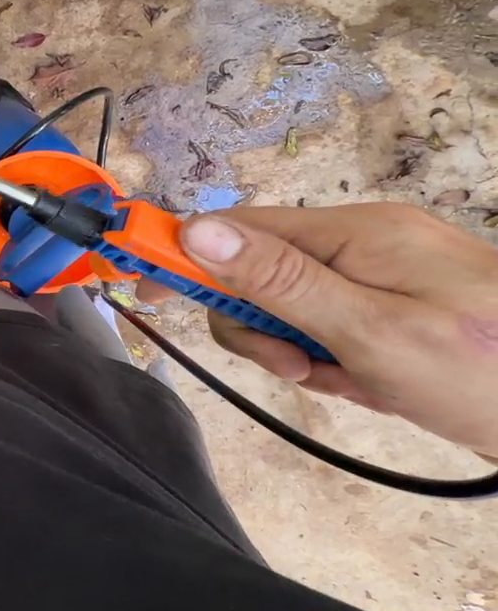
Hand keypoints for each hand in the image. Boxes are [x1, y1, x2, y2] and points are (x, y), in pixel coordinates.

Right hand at [179, 203, 497, 456]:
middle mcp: (365, 242)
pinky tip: (366, 381)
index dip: (182, 257)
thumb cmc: (490, 376)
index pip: (234, 229)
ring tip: (337, 381)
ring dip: (292, 346)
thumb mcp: (372, 332)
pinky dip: (329, 355)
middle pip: (256, 270)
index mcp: (357, 232)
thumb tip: (191, 230)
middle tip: (289, 368)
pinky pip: (326, 323)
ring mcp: (384, 275)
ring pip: (287, 303)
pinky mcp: (398, 307)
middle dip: (255, 323)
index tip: (147, 295)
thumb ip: (277, 280)